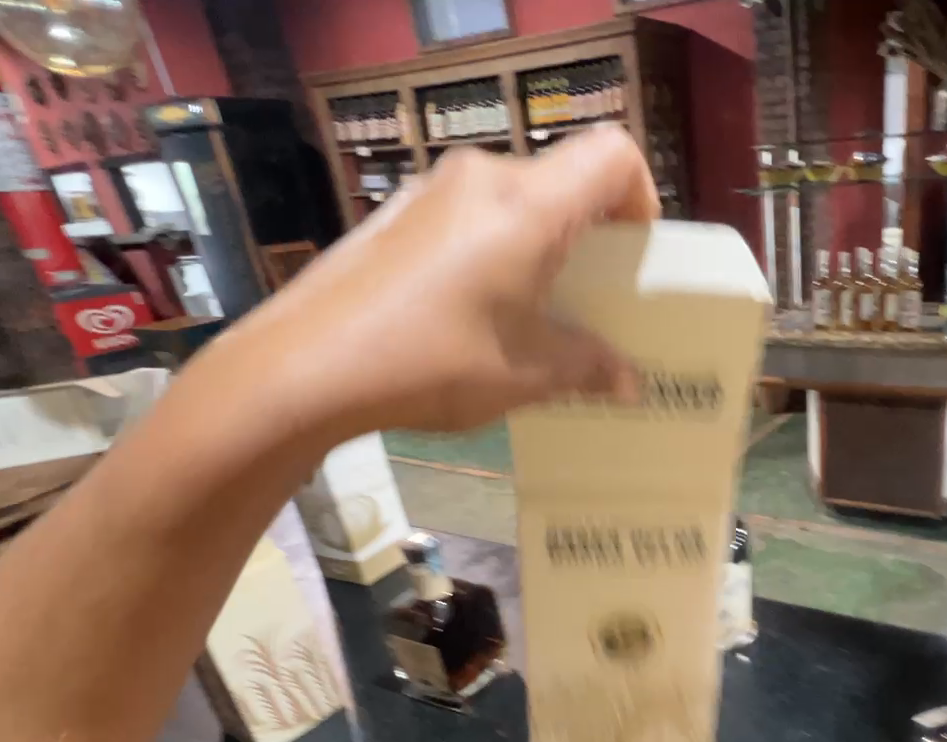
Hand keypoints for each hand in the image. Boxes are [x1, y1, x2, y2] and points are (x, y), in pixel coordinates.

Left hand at [207, 125, 655, 438]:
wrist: (305, 366)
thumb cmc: (433, 362)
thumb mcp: (527, 375)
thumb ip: (590, 368)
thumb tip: (629, 381)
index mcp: (528, 206)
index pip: (613, 154)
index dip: (640, 196)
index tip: (632, 254)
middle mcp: (483, 177)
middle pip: (564, 179)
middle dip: (590, 234)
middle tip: (588, 298)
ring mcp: (433, 189)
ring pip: (517, 198)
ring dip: (541, 245)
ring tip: (530, 311)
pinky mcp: (400, 212)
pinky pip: (473, 214)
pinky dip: (496, 249)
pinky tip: (473, 309)